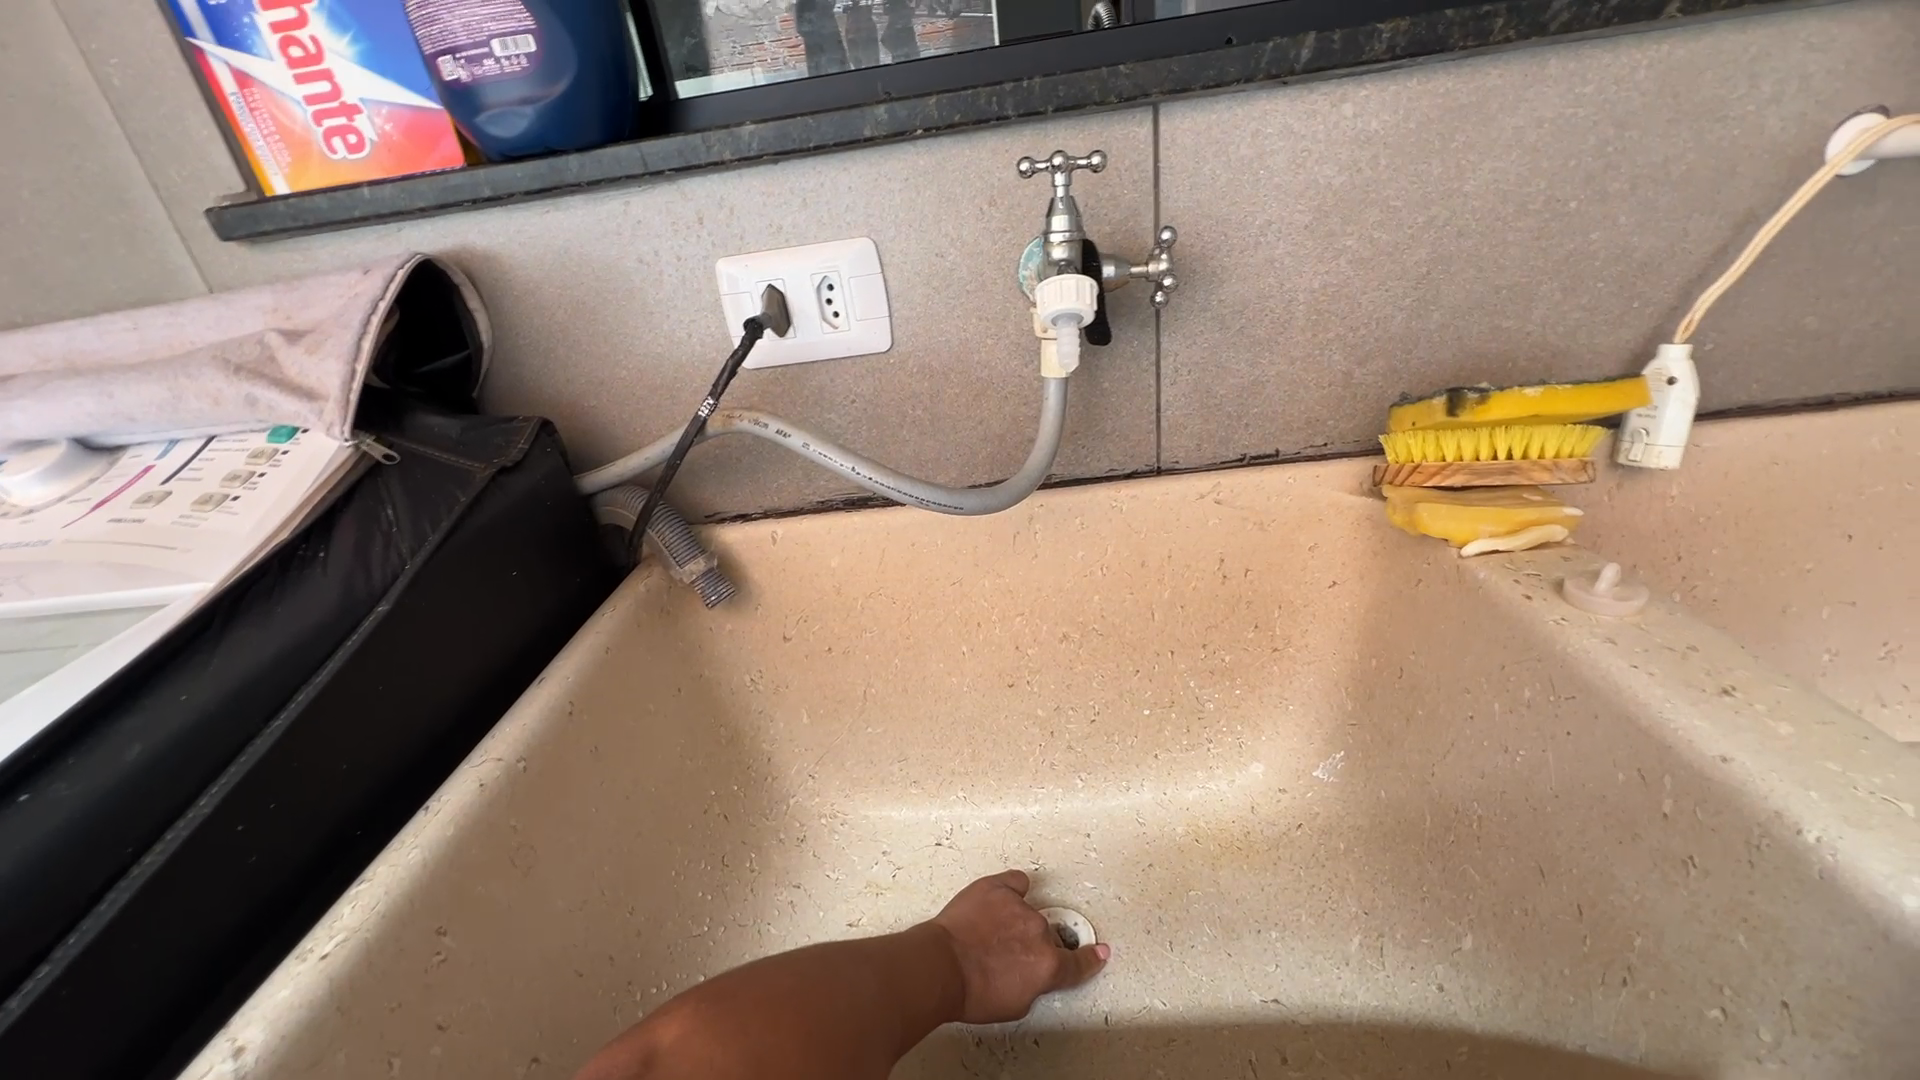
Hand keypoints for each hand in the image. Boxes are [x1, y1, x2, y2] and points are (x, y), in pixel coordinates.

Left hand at [923, 870, 1109, 1023]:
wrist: (940, 967)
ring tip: (989, 934)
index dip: (1091, 959)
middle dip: (1034, 945)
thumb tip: (1034, 972)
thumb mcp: (1015, 1004)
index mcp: (1048, 966)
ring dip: (1016, 921)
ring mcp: (1018, 907)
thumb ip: (1036, 983)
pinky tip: (1004, 895)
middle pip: (1049, 936)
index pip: (1078, 964)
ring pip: (1029, 911)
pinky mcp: (997, 888)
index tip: (1100, 952)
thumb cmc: (971, 991)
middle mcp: (1039, 932)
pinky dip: (1011, 889)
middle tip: (1008, 954)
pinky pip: (1014, 882)